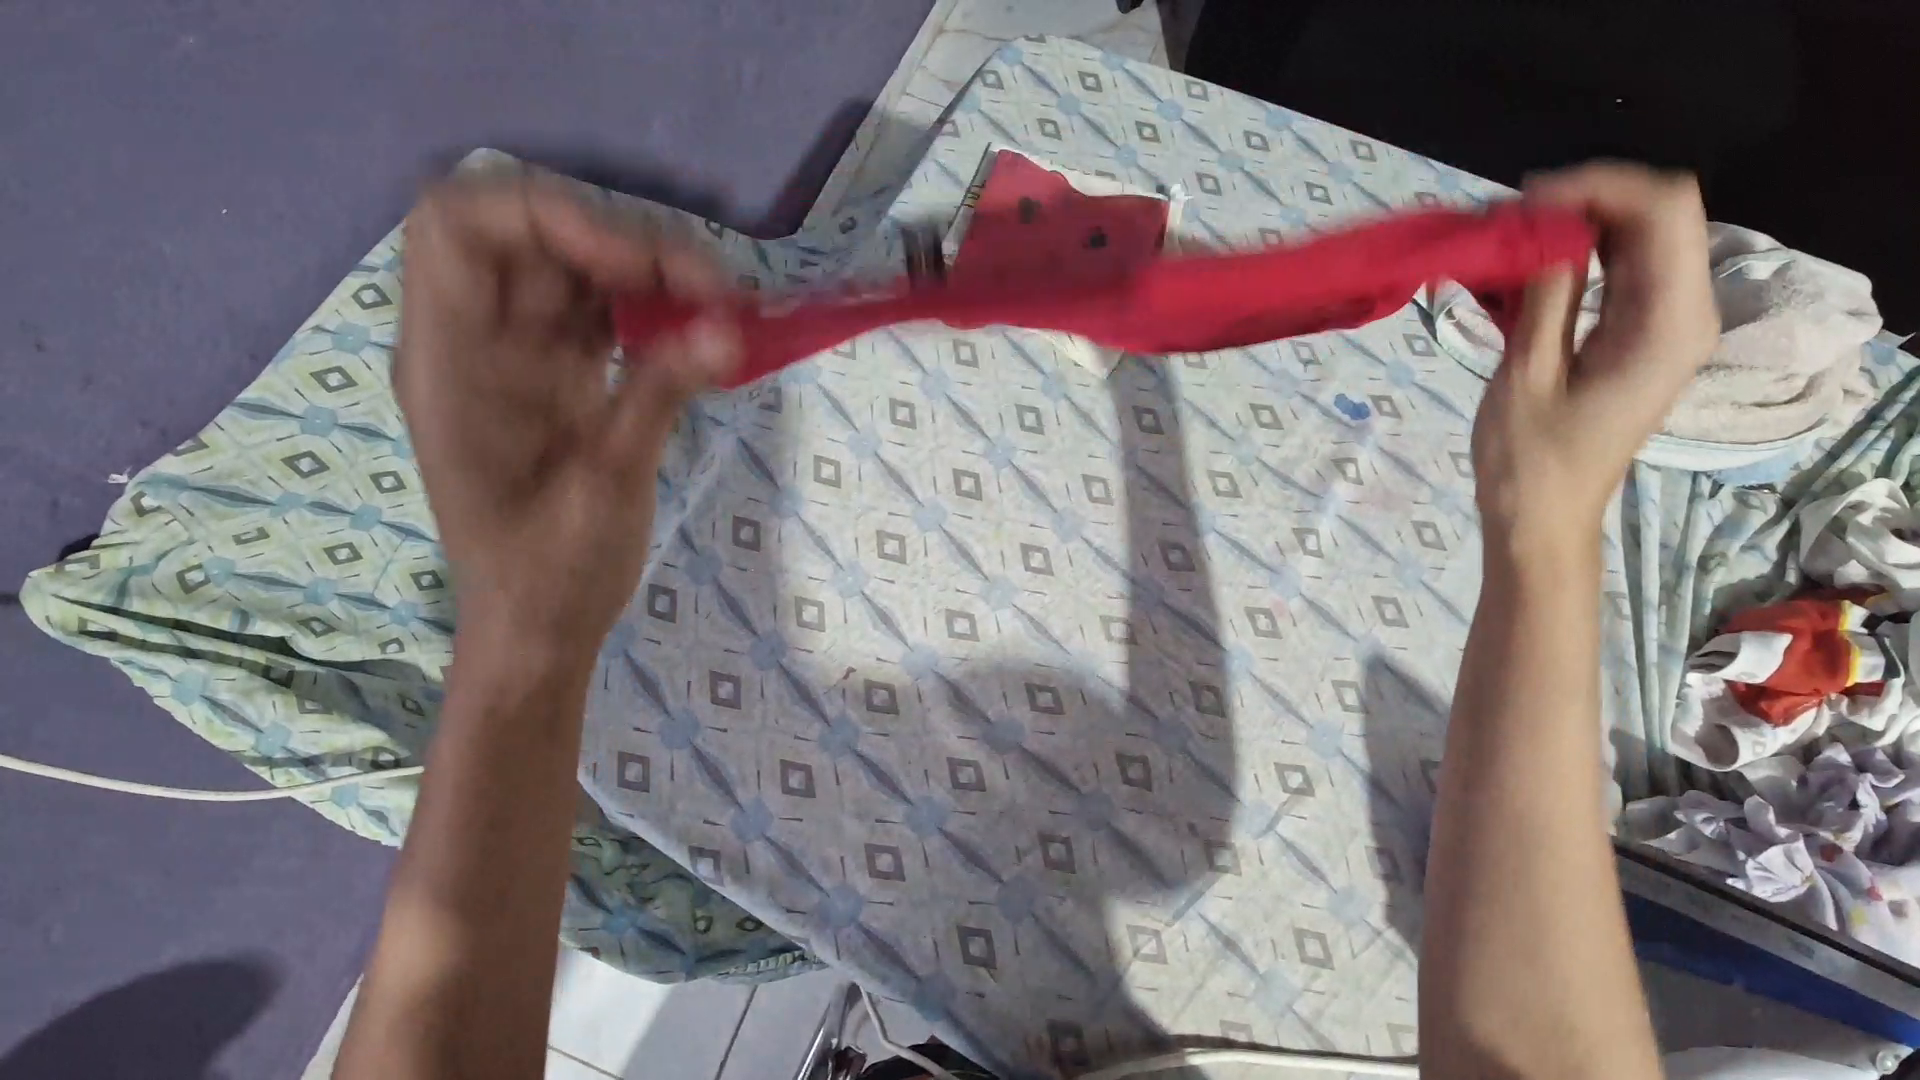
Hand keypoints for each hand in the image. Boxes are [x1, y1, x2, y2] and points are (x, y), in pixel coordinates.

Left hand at [395, 172, 738, 658]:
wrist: (541, 631)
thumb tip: (729, 327)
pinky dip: (652, 310)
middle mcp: (478, 342)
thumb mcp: (604, 487)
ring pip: (577, 272)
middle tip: (707, 285)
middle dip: (621, 241)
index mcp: (450, 362)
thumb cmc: (550, 574)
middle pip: (534, 238)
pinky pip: (603, 316)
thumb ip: (657, 396)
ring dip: (648, 273)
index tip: (633, 264)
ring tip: (719, 304)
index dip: (546, 216)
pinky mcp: (564, 380)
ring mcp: (521, 358)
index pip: (462, 227)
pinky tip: (701, 330)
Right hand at [1471, 163, 1718, 551]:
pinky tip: (1516, 273)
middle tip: (1505, 221)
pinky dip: (1569, 261)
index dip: (1596, 188)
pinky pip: (1615, 274)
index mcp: (1667, 322)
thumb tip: (1545, 230)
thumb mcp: (1527, 375)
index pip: (1662, 211)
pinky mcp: (1635, 336)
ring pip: (1633, 240)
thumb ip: (1547, 295)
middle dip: (1580, 203)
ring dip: (1571, 230)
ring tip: (1503, 242)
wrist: (1542, 520)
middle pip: (1654, 217)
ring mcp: (1662, 324)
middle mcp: (1682, 312)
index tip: (1522, 202)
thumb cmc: (1529, 462)